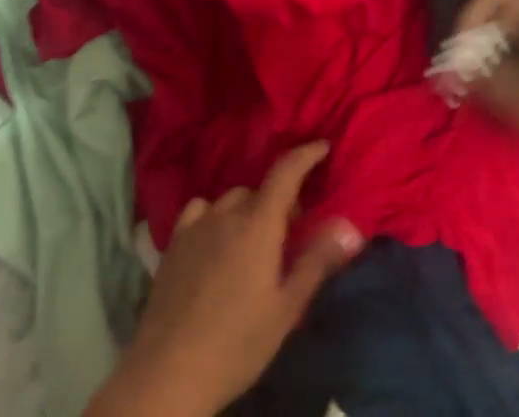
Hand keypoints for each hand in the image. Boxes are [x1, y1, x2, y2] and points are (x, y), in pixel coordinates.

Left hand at [91, 143, 362, 416]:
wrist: (169, 372)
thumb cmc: (238, 342)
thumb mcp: (287, 307)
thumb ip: (317, 261)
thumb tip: (350, 227)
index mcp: (258, 226)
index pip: (285, 173)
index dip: (305, 155)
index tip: (322, 146)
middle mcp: (224, 216)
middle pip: (258, 190)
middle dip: (280, 200)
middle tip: (292, 230)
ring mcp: (194, 229)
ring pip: (228, 201)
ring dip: (247, 209)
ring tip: (255, 238)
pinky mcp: (172, 246)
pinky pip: (199, 213)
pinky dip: (215, 216)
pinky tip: (217, 242)